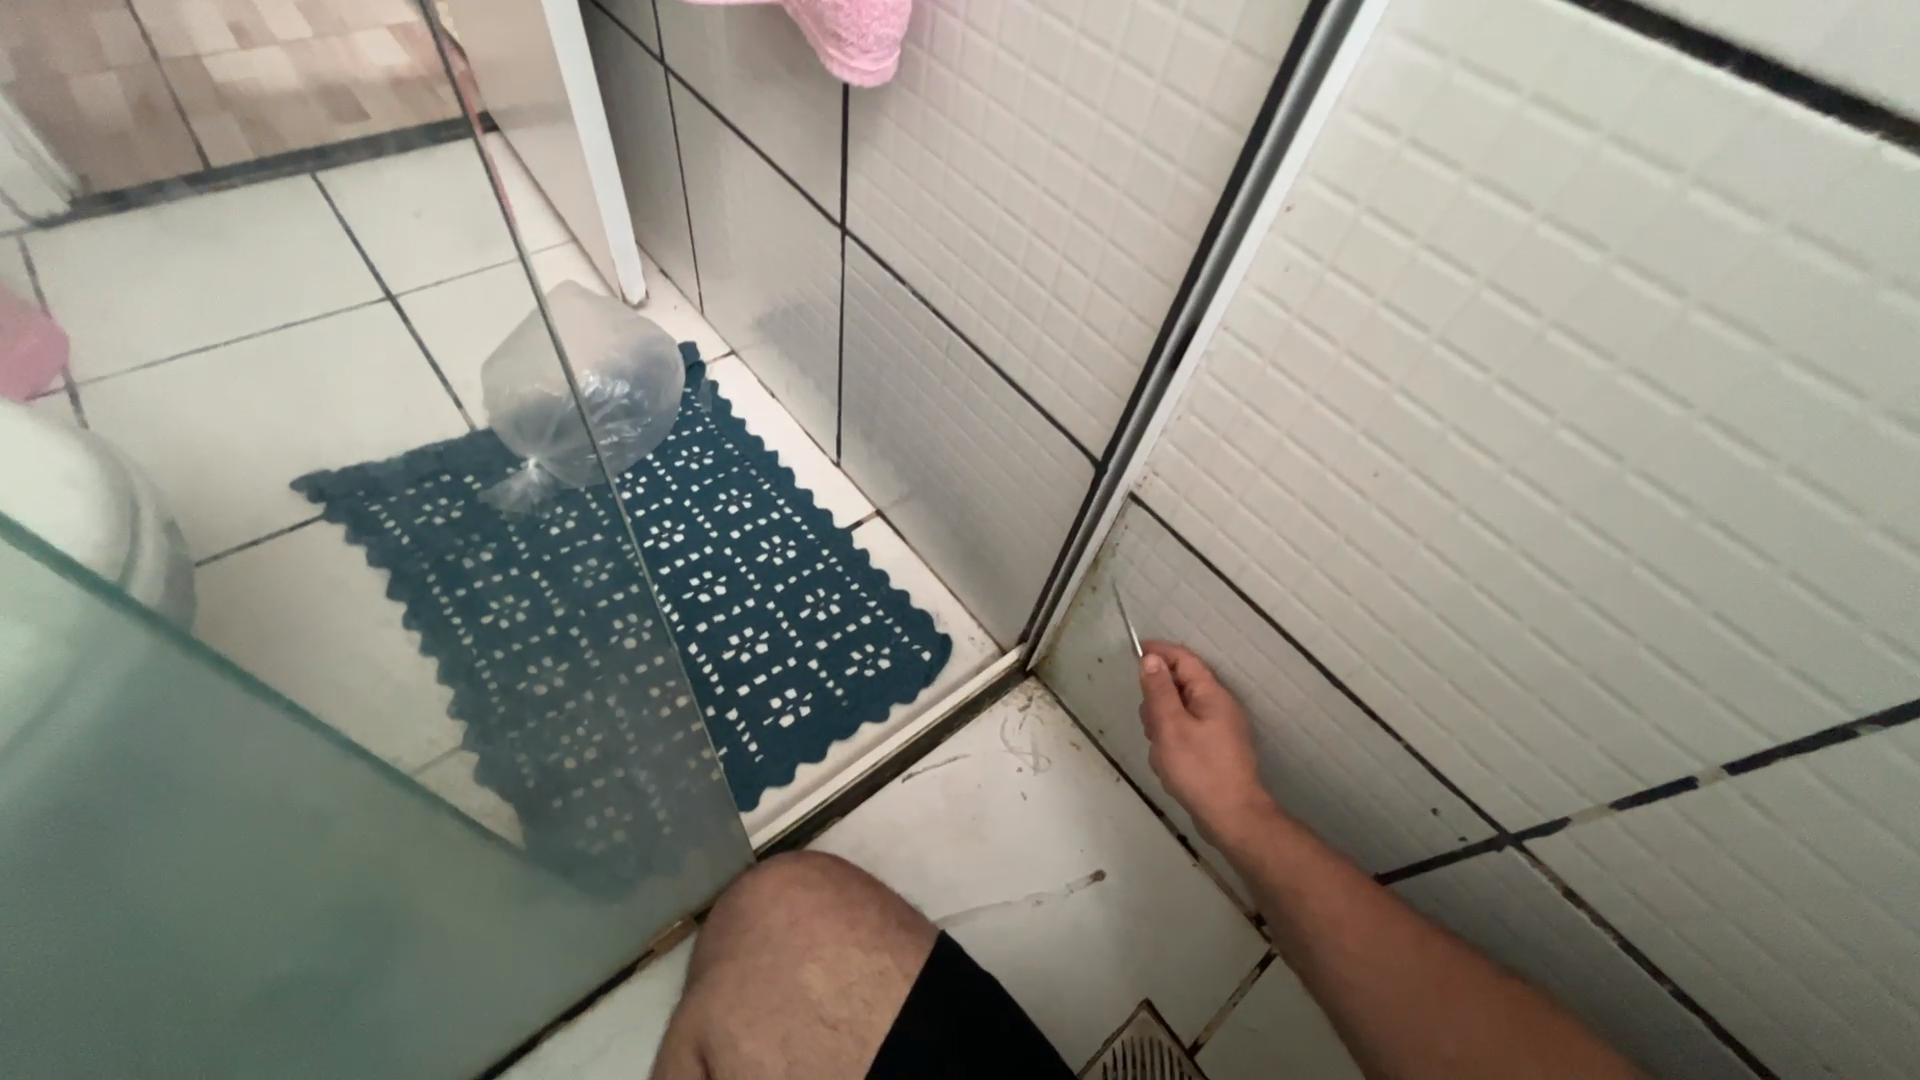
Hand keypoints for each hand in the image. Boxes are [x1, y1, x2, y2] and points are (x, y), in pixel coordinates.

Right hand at [1137, 642, 1278, 844]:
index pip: (1184, 659)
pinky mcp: (1214, 750)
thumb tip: (1151, 659)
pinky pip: (1185, 734)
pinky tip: (1168, 765)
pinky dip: (1171, 743)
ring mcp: (1218, 730)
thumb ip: (1159, 690)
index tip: (1134, 652)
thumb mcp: (1170, 726)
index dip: (1159, 652)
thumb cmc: (1199, 769)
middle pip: (1179, 686)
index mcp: (1211, 695)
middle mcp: (1218, 707)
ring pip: (1179, 713)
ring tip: (1160, 751)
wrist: (1232, 817)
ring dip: (1162, 726)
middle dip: (1157, 700)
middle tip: (1149, 724)